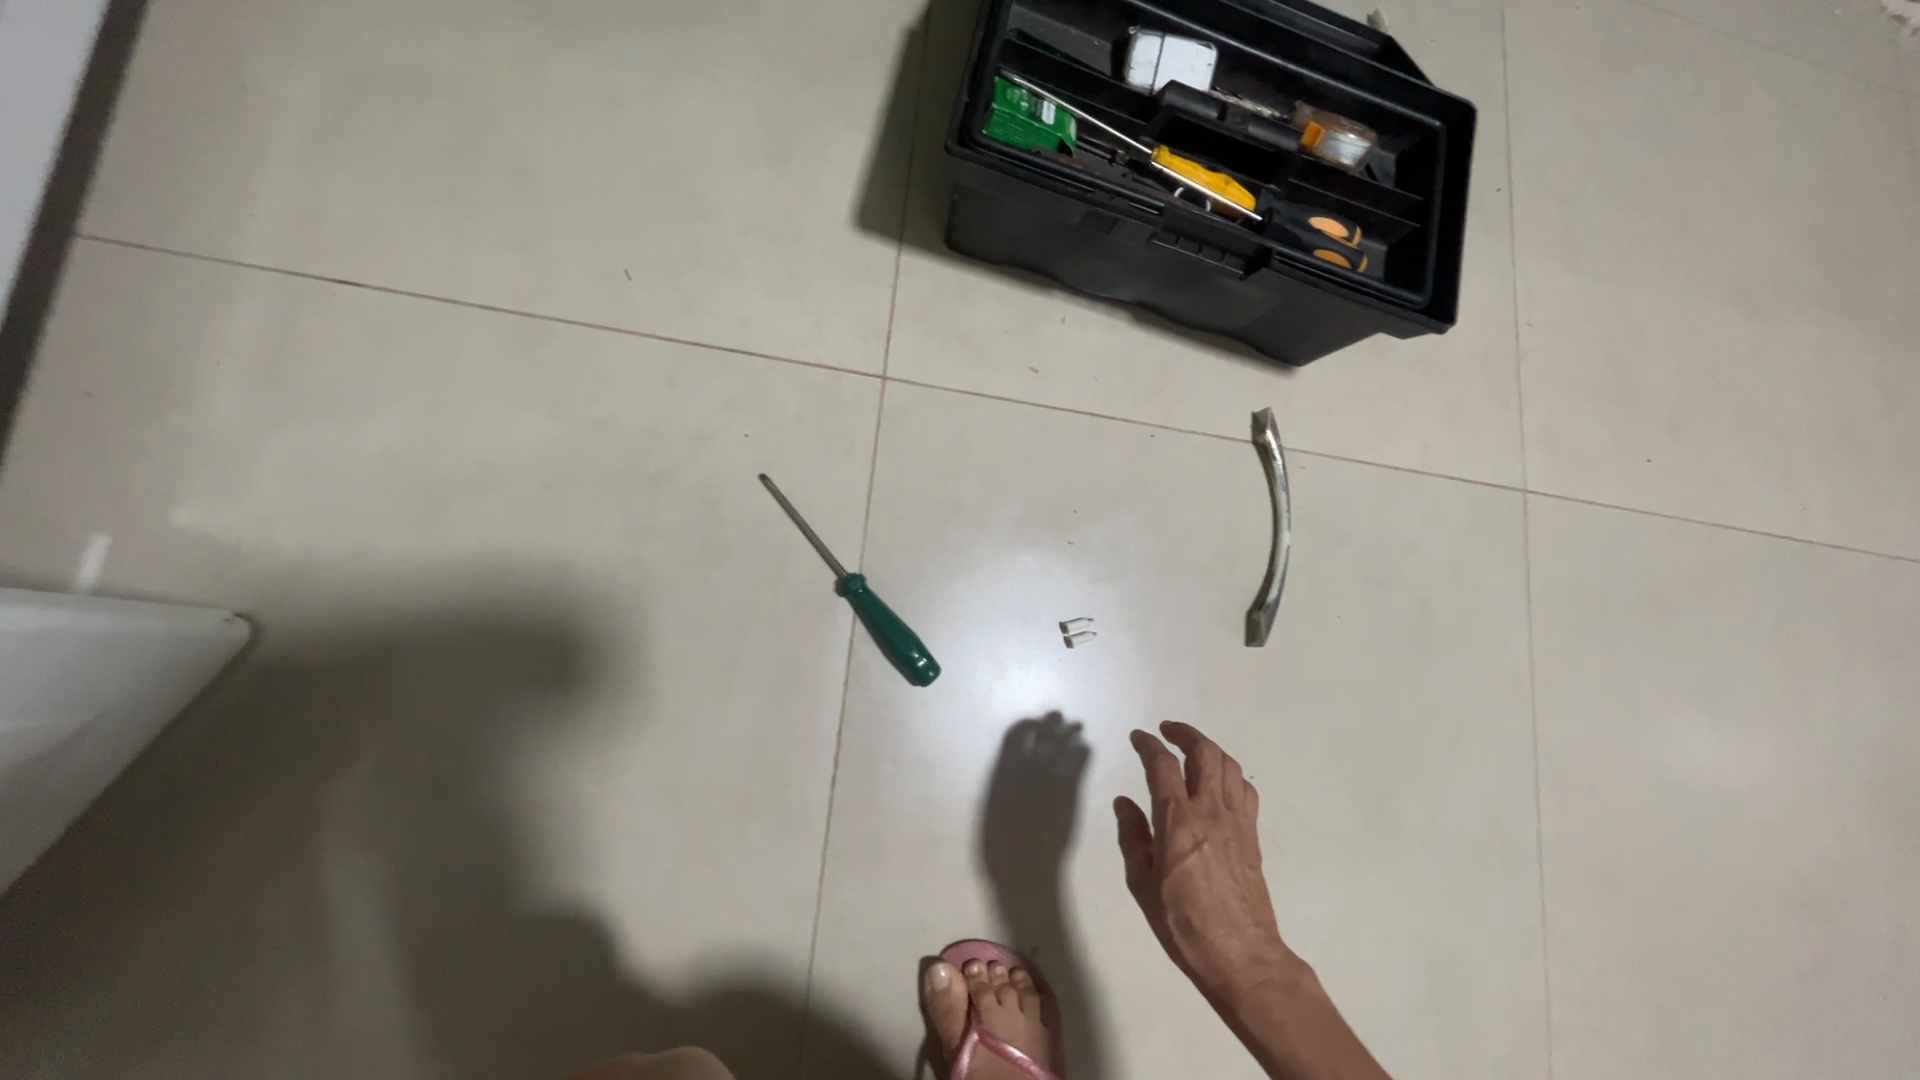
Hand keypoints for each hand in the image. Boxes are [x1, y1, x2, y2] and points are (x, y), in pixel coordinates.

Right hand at [1114, 722, 1291, 1005]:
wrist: (1241, 956)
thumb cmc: (1183, 924)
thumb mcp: (1143, 883)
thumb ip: (1133, 837)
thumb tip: (1125, 804)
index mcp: (1178, 821)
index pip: (1162, 766)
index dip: (1148, 745)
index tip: (1139, 737)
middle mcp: (1210, 812)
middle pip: (1204, 753)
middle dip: (1184, 733)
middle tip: (1167, 730)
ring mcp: (1237, 822)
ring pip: (1229, 766)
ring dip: (1209, 748)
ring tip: (1192, 748)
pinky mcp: (1253, 836)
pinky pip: (1245, 790)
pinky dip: (1231, 775)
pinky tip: (1220, 782)